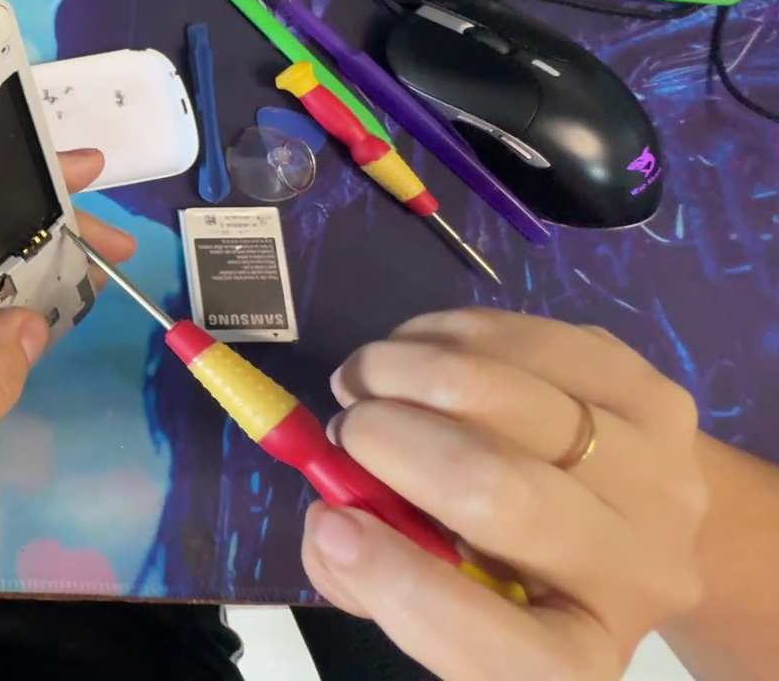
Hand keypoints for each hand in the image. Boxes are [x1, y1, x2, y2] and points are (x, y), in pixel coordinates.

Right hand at [302, 309, 706, 680]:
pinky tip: (416, 353)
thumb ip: (350, 568)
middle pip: (493, 490)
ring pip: (488, 389)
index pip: (512, 654)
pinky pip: (507, 337)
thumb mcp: (413, 576)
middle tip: (344, 427)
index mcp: (572, 641)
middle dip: (379, 436)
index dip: (407, 588)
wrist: (609, 497)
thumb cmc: (479, 543)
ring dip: (389, 369)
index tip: (332, 523)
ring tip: (365, 380)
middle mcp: (637, 572)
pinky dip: (427, 334)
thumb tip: (330, 523)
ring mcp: (654, 473)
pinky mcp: (646, 390)